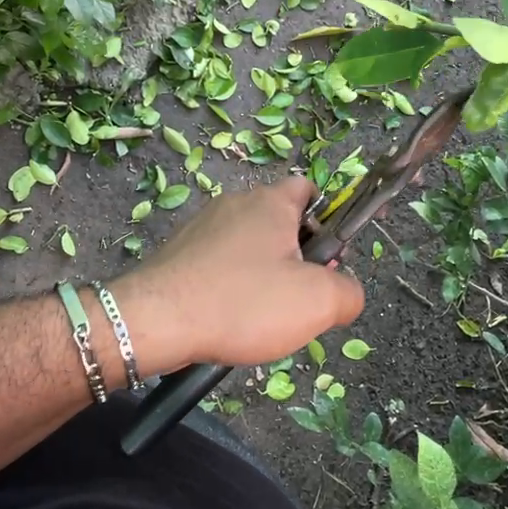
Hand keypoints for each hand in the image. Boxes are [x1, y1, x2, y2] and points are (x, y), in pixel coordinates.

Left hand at [110, 178, 364, 372]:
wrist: (158, 319)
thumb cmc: (244, 303)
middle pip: (280, 221)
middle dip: (297, 256)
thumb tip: (347, 290)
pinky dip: (231, 286)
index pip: (308, 189)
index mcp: (270, 202)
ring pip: (249, 245)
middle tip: (299, 298)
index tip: (327, 259)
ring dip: (263, 275)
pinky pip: (219, 263)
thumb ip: (349, 292)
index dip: (327, 220)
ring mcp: (203, 225)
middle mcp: (235, 203)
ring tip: (262, 316)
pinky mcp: (180, 251)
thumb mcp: (318, 302)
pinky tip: (229, 318)